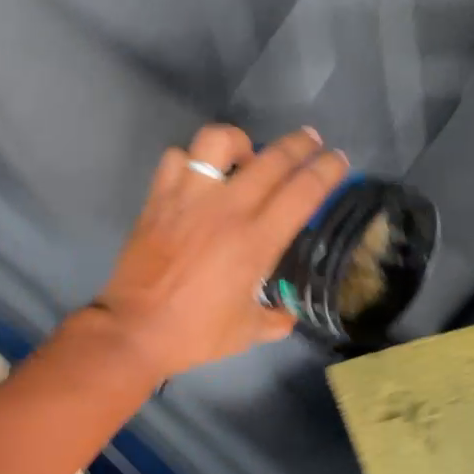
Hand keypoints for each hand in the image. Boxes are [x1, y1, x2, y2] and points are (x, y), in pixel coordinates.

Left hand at [89, 124, 349, 378]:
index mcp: (257, 240)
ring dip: (238, 141)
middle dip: (300, 144)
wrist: (135, 329)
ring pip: (216, 142)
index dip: (327, 170)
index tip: (338, 160)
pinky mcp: (157, 200)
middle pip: (273, 158)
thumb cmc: (194, 333)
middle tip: (310, 141)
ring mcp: (188, 199)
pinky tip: (196, 175)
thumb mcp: (246, 332)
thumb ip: (274, 318)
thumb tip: (285, 313)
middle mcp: (226, 209)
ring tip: (243, 156)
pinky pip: (174, 160)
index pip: (304, 191)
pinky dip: (188, 161)